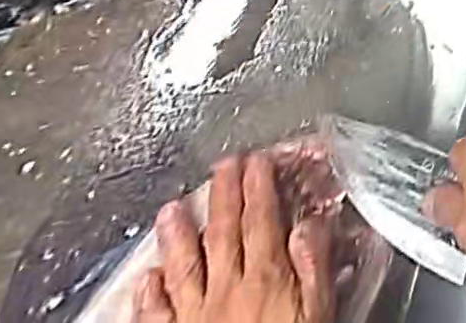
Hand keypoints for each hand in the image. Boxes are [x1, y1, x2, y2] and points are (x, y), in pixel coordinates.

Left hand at [135, 154, 333, 322]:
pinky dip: (150, 297)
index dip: (259, 187)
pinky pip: (158, 320)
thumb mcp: (318, 314)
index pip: (262, 220)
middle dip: (225, 194)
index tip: (257, 159)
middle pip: (224, 234)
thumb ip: (313, 267)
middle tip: (223, 163)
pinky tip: (147, 279)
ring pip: (184, 268)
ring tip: (171, 208)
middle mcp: (226, 292)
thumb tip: (308, 223)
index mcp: (265, 278)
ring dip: (178, 236)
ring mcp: (195, 321)